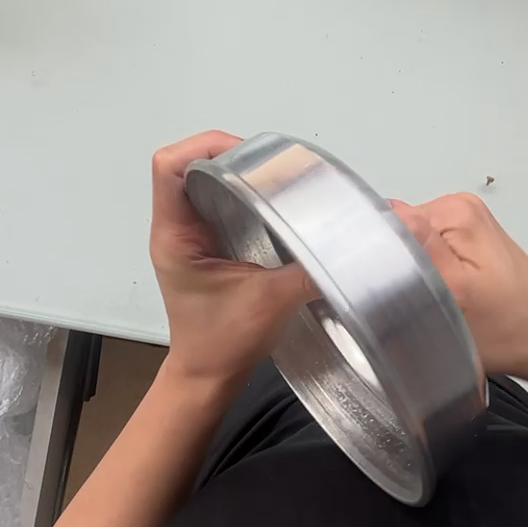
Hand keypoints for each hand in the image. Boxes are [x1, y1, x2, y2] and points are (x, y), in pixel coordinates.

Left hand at [150, 132, 313, 387]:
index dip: (207, 148)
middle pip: (190, 166)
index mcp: (175, 235)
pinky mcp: (206, 246)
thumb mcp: (271, 302)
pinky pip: (218, 204)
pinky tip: (276, 204)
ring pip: (204, 182)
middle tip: (275, 168)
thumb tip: (358, 246)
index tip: (251, 159)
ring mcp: (190, 236)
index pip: (170, 166)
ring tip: (279, 180)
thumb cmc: (224, 343)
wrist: (208, 378)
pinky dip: (244, 195)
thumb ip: (311, 271)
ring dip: (239, 175)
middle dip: (232, 157)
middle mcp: (176, 228)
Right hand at [391, 193, 527, 381]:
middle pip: (401, 232)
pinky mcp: (470, 243)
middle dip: (402, 266)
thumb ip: (420, 247)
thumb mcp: (455, 290)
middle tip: (423, 300)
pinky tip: (445, 296)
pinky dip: (430, 276)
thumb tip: (387, 213)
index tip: (402, 288)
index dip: (386, 256)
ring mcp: (466, 225)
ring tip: (437, 301)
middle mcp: (459, 208)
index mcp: (453, 210)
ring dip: (416, 274)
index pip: (391, 222)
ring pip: (413, 246)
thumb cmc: (506, 328)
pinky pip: (430, 253)